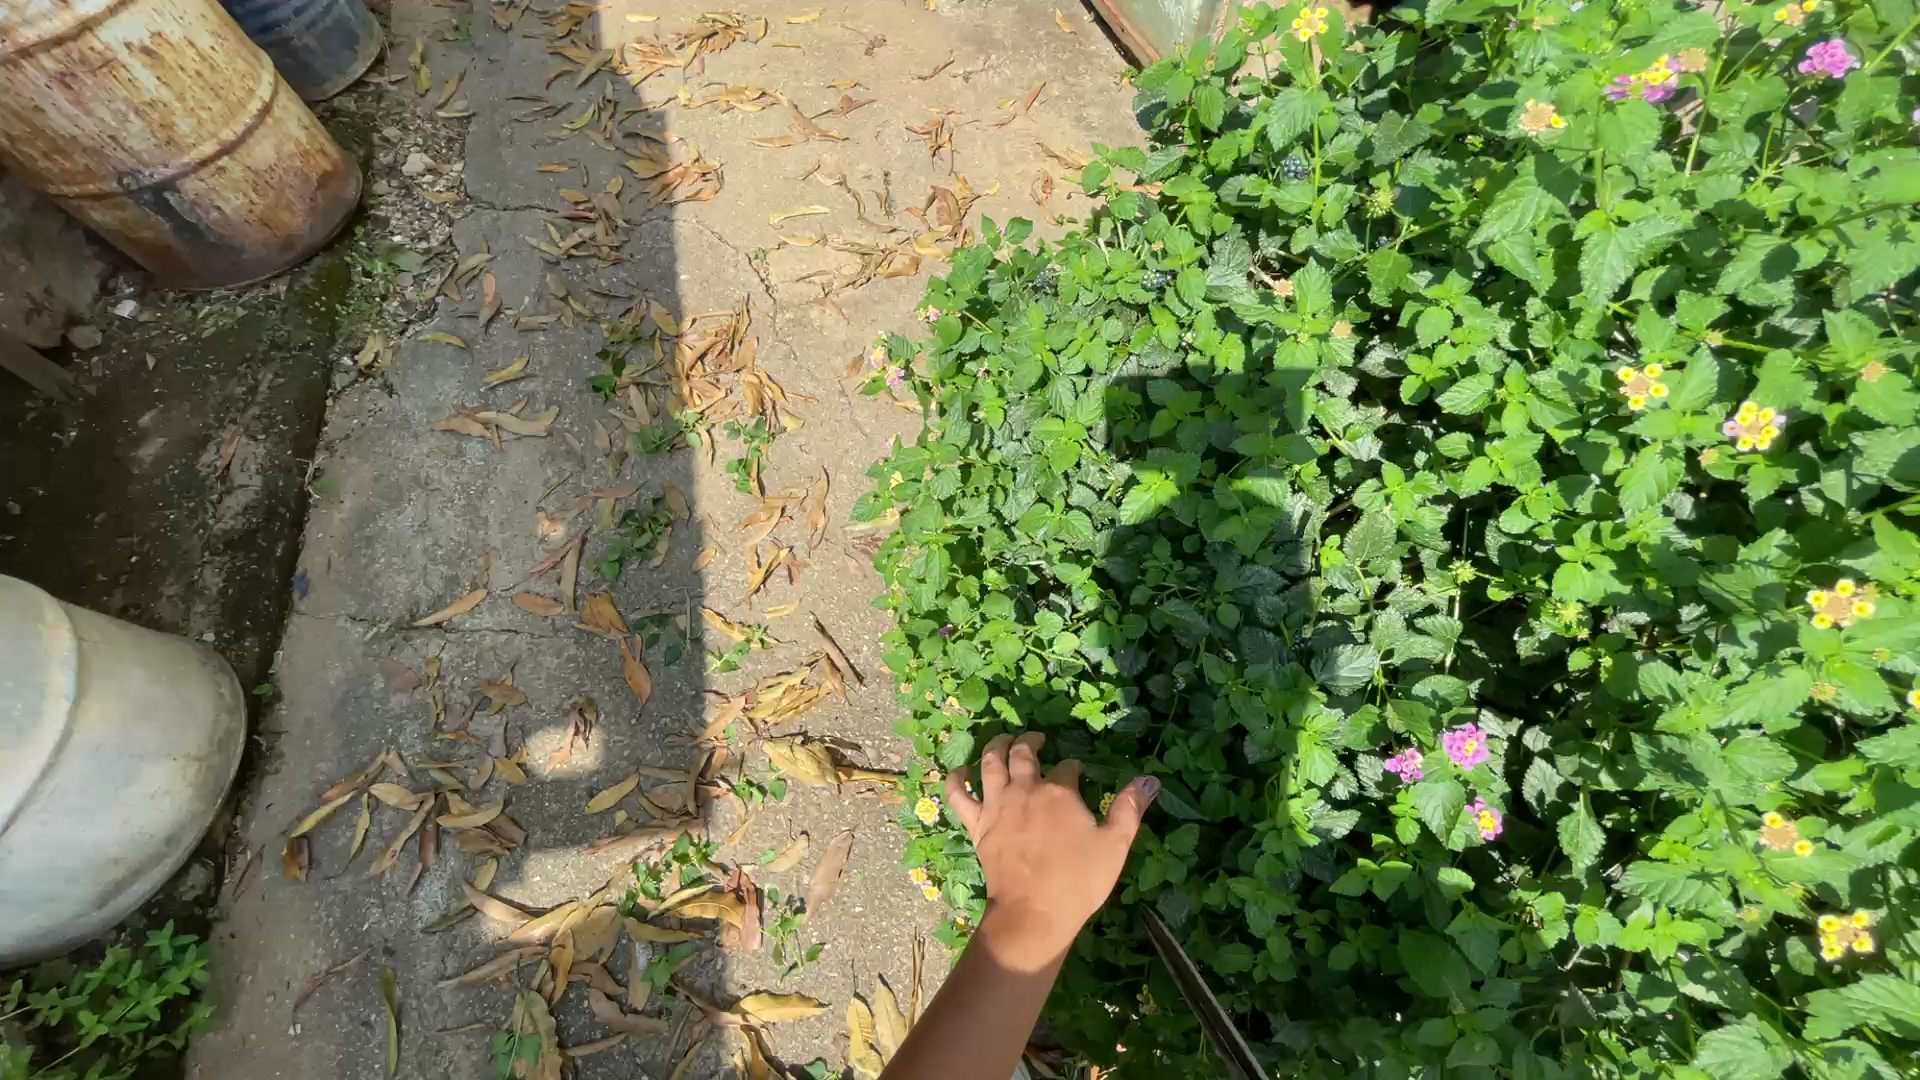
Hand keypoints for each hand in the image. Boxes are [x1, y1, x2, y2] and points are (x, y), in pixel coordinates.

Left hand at [945, 733, 1158, 969]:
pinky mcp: (977, 824)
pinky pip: (959, 795)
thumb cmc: (1079, 880)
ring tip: (1003, 741)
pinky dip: (956, 780)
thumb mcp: (1115, 844)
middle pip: (1023, 752)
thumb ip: (1130, 808)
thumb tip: (1150, 779)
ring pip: (991, 762)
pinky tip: (960, 772)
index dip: (1073, 767)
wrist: (1035, 913)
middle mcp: (1025, 789)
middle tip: (1037, 739)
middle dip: (1030, 741)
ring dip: (996, 745)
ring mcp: (997, 804)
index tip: (1078, 772)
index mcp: (1059, 791)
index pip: (1067, 767)